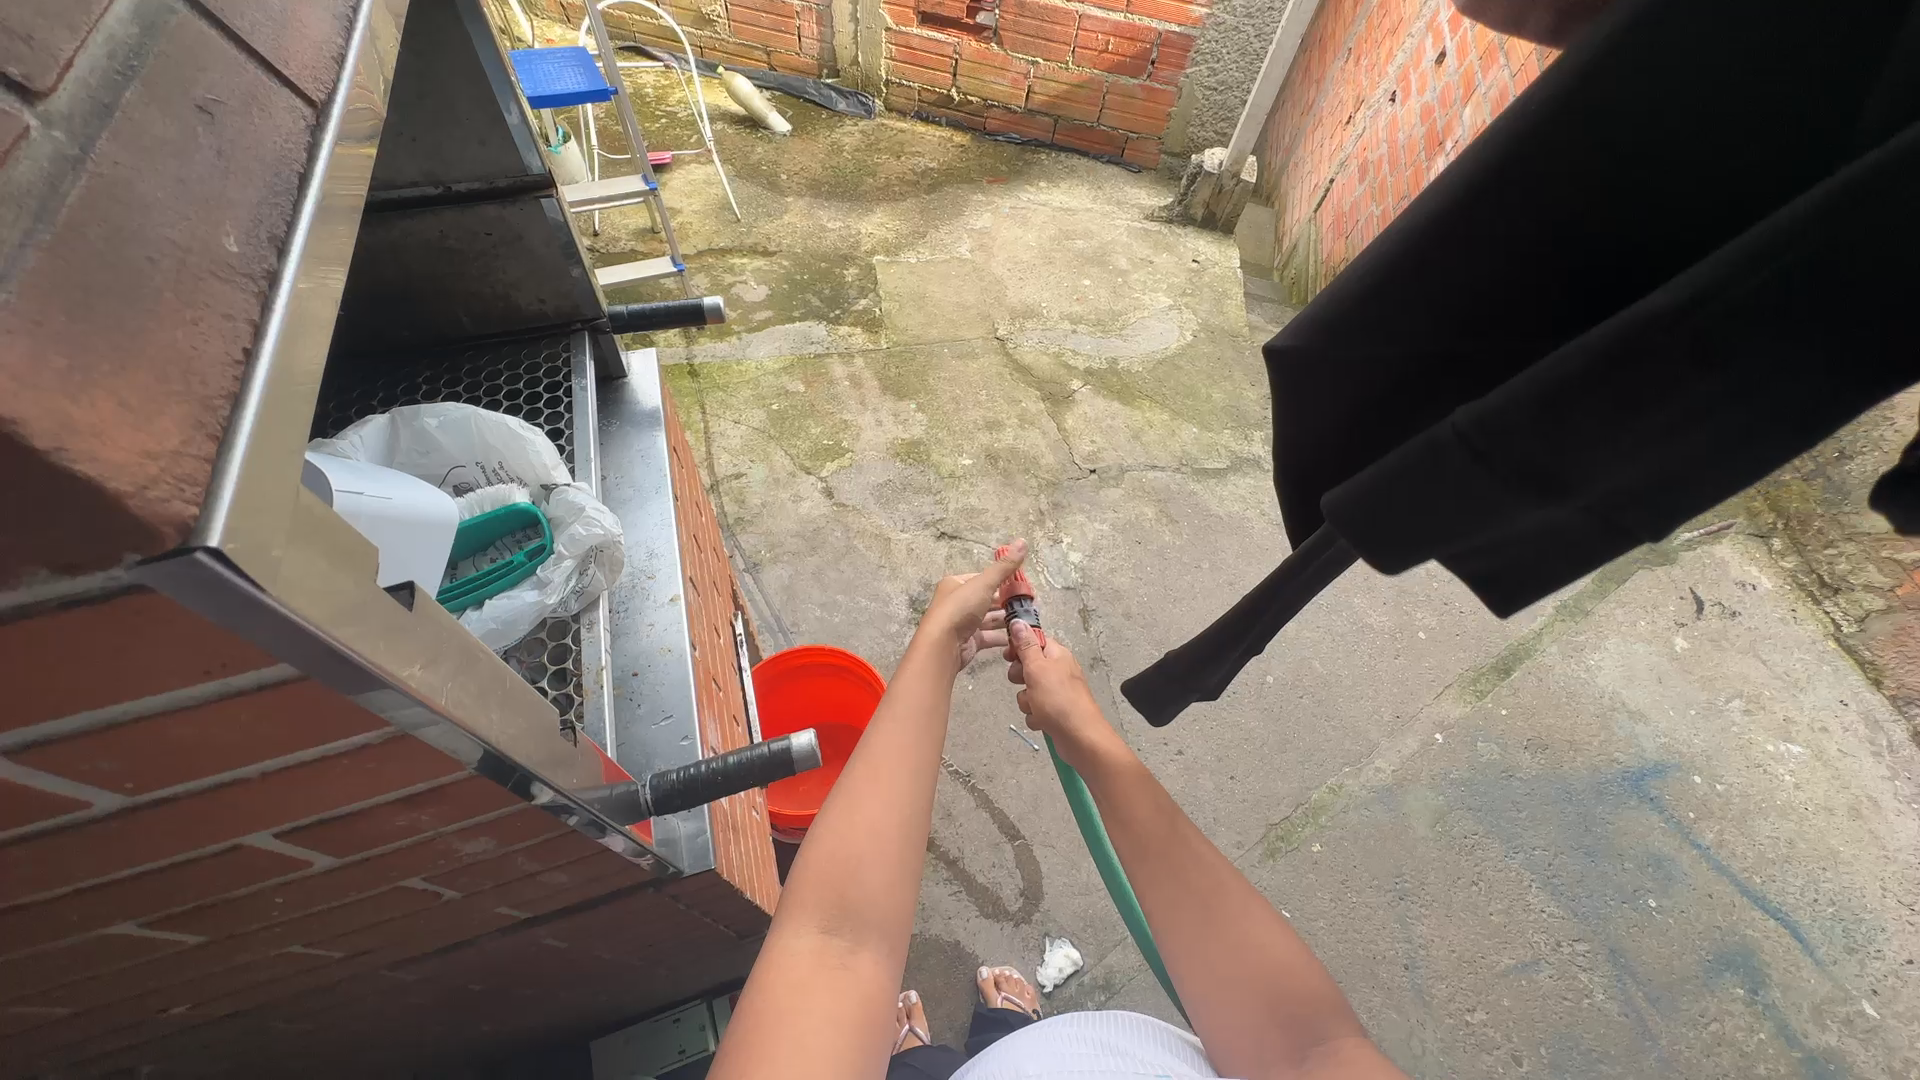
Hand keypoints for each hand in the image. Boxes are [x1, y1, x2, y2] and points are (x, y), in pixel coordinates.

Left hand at [914, 540, 1027, 674]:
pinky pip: (989, 636)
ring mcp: (963, 623)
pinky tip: (1017, 636)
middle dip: (1006, 601)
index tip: (1022, 584)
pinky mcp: (969, 641)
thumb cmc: (959, 609)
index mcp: (956, 584)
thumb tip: (1022, 541)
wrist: (943, 645)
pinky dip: (1002, 636)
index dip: (1002, 580)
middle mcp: (957, 602)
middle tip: (1029, 603)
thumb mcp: (984, 583)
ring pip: (989, 619)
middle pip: (986, 599)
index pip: (982, 579)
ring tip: (1027, 619)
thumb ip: (1004, 567)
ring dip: (1006, 619)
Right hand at [1004, 620, 1127, 772]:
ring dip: (1027, 700)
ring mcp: (1057, 693)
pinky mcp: (1055, 712)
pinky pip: (1035, 710)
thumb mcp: (1037, 668)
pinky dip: (1035, 716)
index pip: (1034, 640)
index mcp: (1057, 655)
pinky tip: (1042, 721)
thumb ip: (1026, 645)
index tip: (1008, 656)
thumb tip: (1018, 621)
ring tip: (1036, 707)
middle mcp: (1058, 671)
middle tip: (1023, 682)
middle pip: (1028, 666)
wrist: (1080, 737)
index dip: (1019, 646)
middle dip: (1020, 677)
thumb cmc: (1058, 699)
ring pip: (1029, 691)